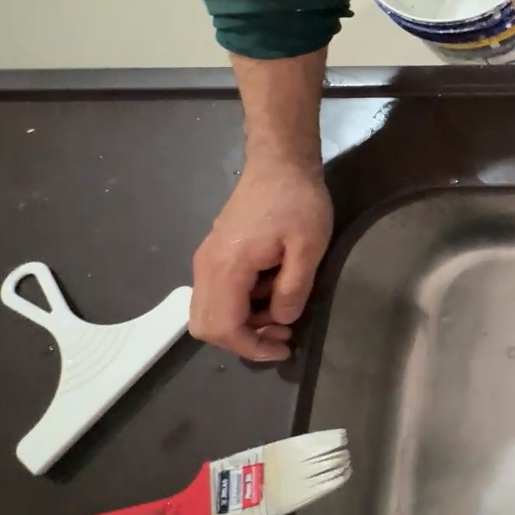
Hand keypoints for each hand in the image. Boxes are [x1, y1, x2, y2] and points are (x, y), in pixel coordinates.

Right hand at [189, 156, 332, 361]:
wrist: (280, 165)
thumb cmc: (298, 203)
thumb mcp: (308, 247)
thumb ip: (294, 287)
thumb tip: (283, 320)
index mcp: (225, 268)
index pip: (221, 326)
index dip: (250, 346)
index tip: (284, 349)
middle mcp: (205, 268)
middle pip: (206, 325)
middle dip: (245, 339)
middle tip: (285, 335)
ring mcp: (208, 260)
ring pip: (212, 310)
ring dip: (246, 322)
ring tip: (288, 313)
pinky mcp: (218, 254)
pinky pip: (221, 293)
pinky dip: (245, 304)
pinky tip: (277, 293)